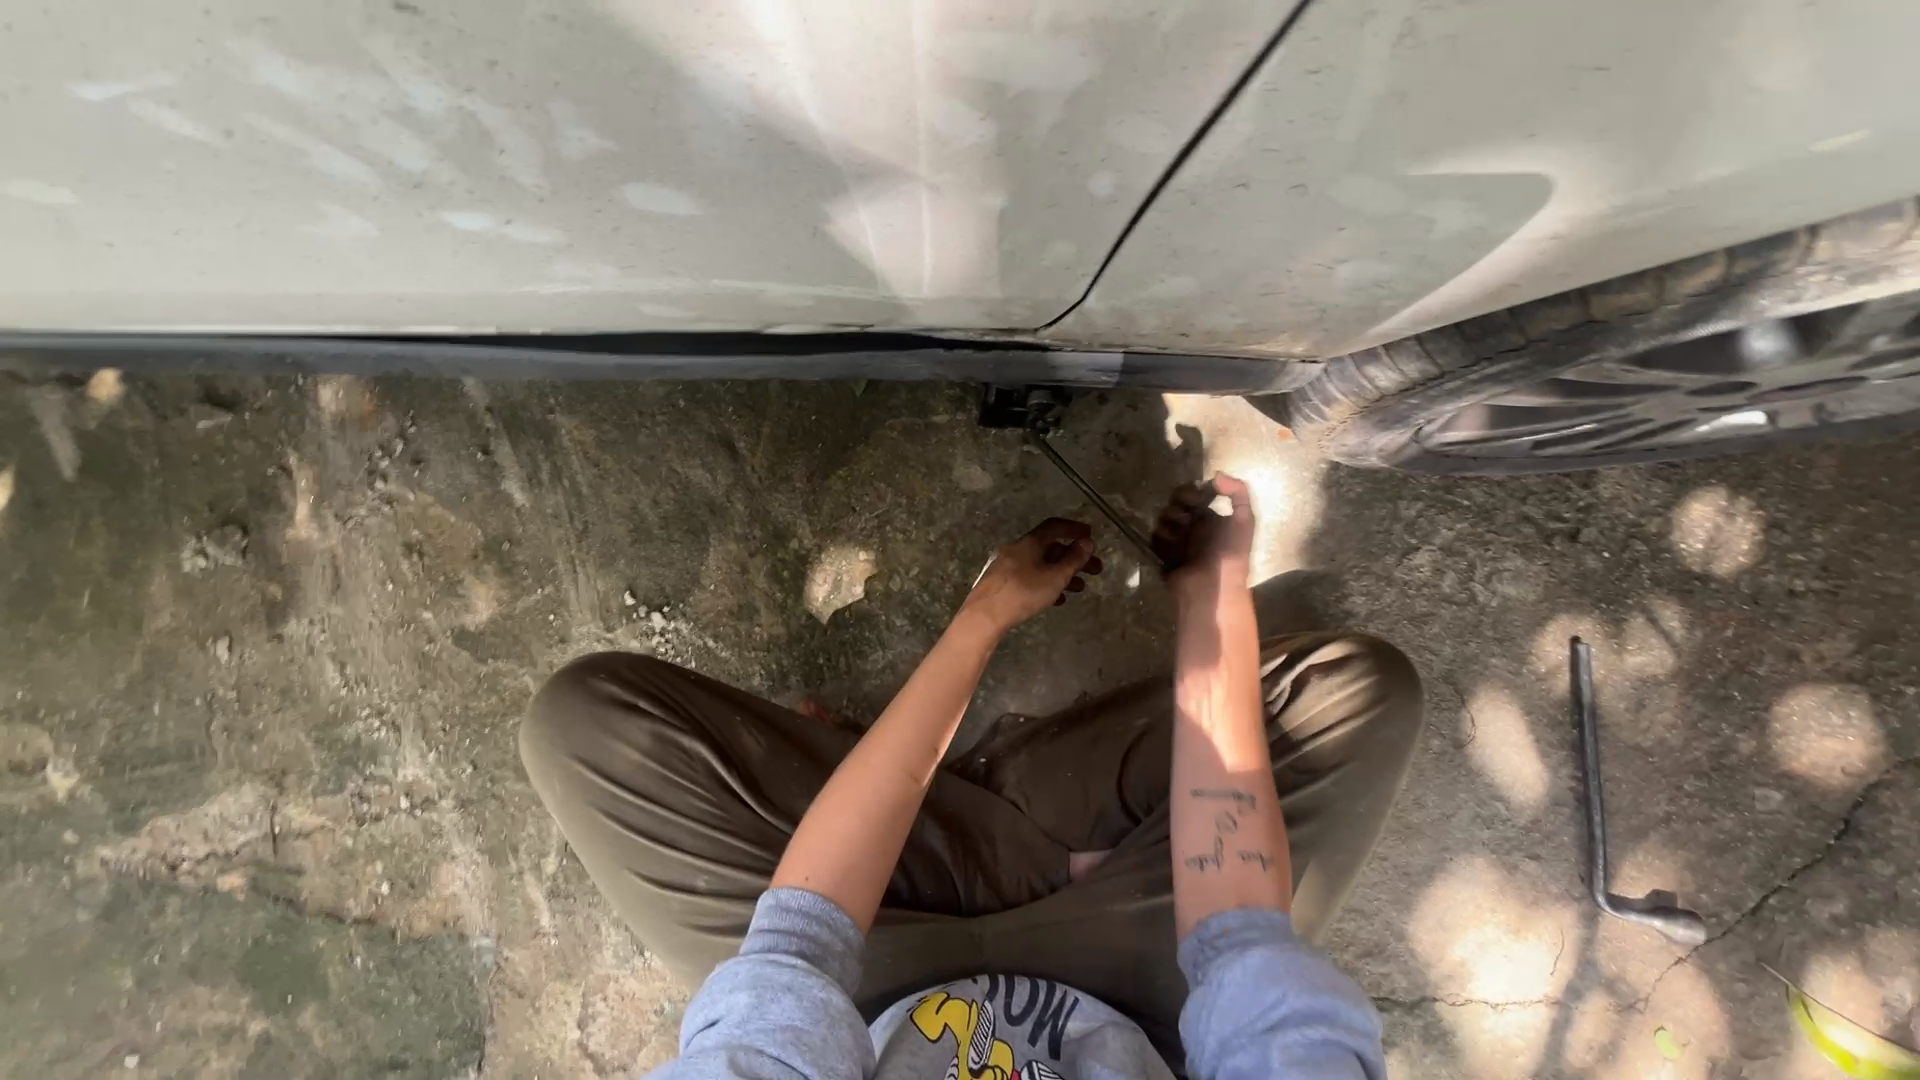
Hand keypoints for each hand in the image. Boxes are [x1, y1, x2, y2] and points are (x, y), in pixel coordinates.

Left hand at [959, 518, 1103, 635]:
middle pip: (1051, 549)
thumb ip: (1073, 560)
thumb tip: (1087, 542)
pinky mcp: (1002, 583)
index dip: (1074, 529)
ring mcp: (1008, 567)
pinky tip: (1056, 600)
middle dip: (1074, 558)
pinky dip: (1046, 584)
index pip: (1055, 527)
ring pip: (1041, 565)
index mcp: (1029, 542)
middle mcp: (1017, 550)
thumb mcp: (1055, 578)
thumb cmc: (1023, 593)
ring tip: (1079, 588)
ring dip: (1062, 573)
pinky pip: (1030, 578)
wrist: (984, 616)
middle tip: (1095, 570)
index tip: (1091, 536)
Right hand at [1152, 474, 1254, 602]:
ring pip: (1162, 519)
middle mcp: (1193, 528)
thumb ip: (1238, 493)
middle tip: (1184, 516)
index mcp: (1211, 519)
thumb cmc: (1230, 555)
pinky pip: (1154, 539)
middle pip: (1174, 504)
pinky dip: (1161, 540)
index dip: (1191, 492)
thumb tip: (1215, 475)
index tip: (1196, 498)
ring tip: (1179, 535)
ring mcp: (1177, 542)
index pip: (1194, 495)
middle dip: (1177, 505)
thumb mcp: (1245, 521)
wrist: (1212, 588)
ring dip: (1169, 522)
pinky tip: (1170, 546)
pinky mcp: (1162, 555)